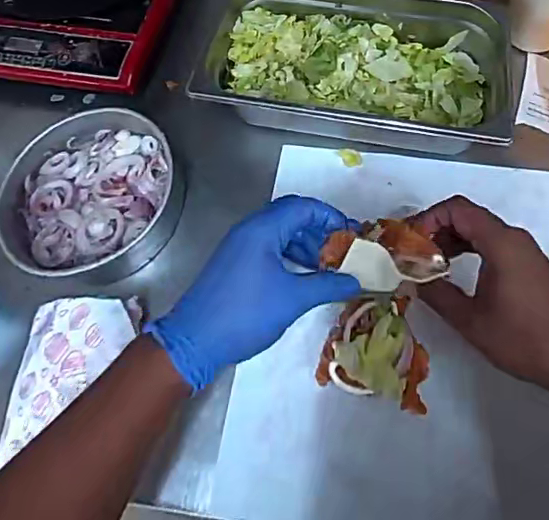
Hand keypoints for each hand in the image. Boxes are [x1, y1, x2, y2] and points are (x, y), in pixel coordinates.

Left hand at [146, 195, 361, 389]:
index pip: (303, 207)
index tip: (351, 232)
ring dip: (305, 242)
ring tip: (327, 264)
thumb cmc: (244, 314)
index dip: (330, 216)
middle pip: (291, 215)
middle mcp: (250, 228)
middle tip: (342, 246)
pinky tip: (303, 274)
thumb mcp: (292, 299)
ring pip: (280, 231)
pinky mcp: (235, 260)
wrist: (194, 341)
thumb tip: (354, 281)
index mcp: (263, 228)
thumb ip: (326, 286)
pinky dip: (289, 253)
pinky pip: (269, 245)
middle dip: (319, 228)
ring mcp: (240, 244)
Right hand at [409, 195, 548, 398]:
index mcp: (500, 241)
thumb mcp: (472, 321)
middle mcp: (513, 237)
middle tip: (414, 253)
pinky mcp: (528, 263)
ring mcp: (523, 249)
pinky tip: (457, 272)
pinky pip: (492, 243)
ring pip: (479, 229)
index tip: (410, 242)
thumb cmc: (524, 339)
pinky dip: (469, 249)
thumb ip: (438, 295)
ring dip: (452, 240)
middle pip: (467, 215)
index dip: (428, 218)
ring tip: (430, 265)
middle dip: (436, 229)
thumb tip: (411, 279)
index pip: (457, 209)